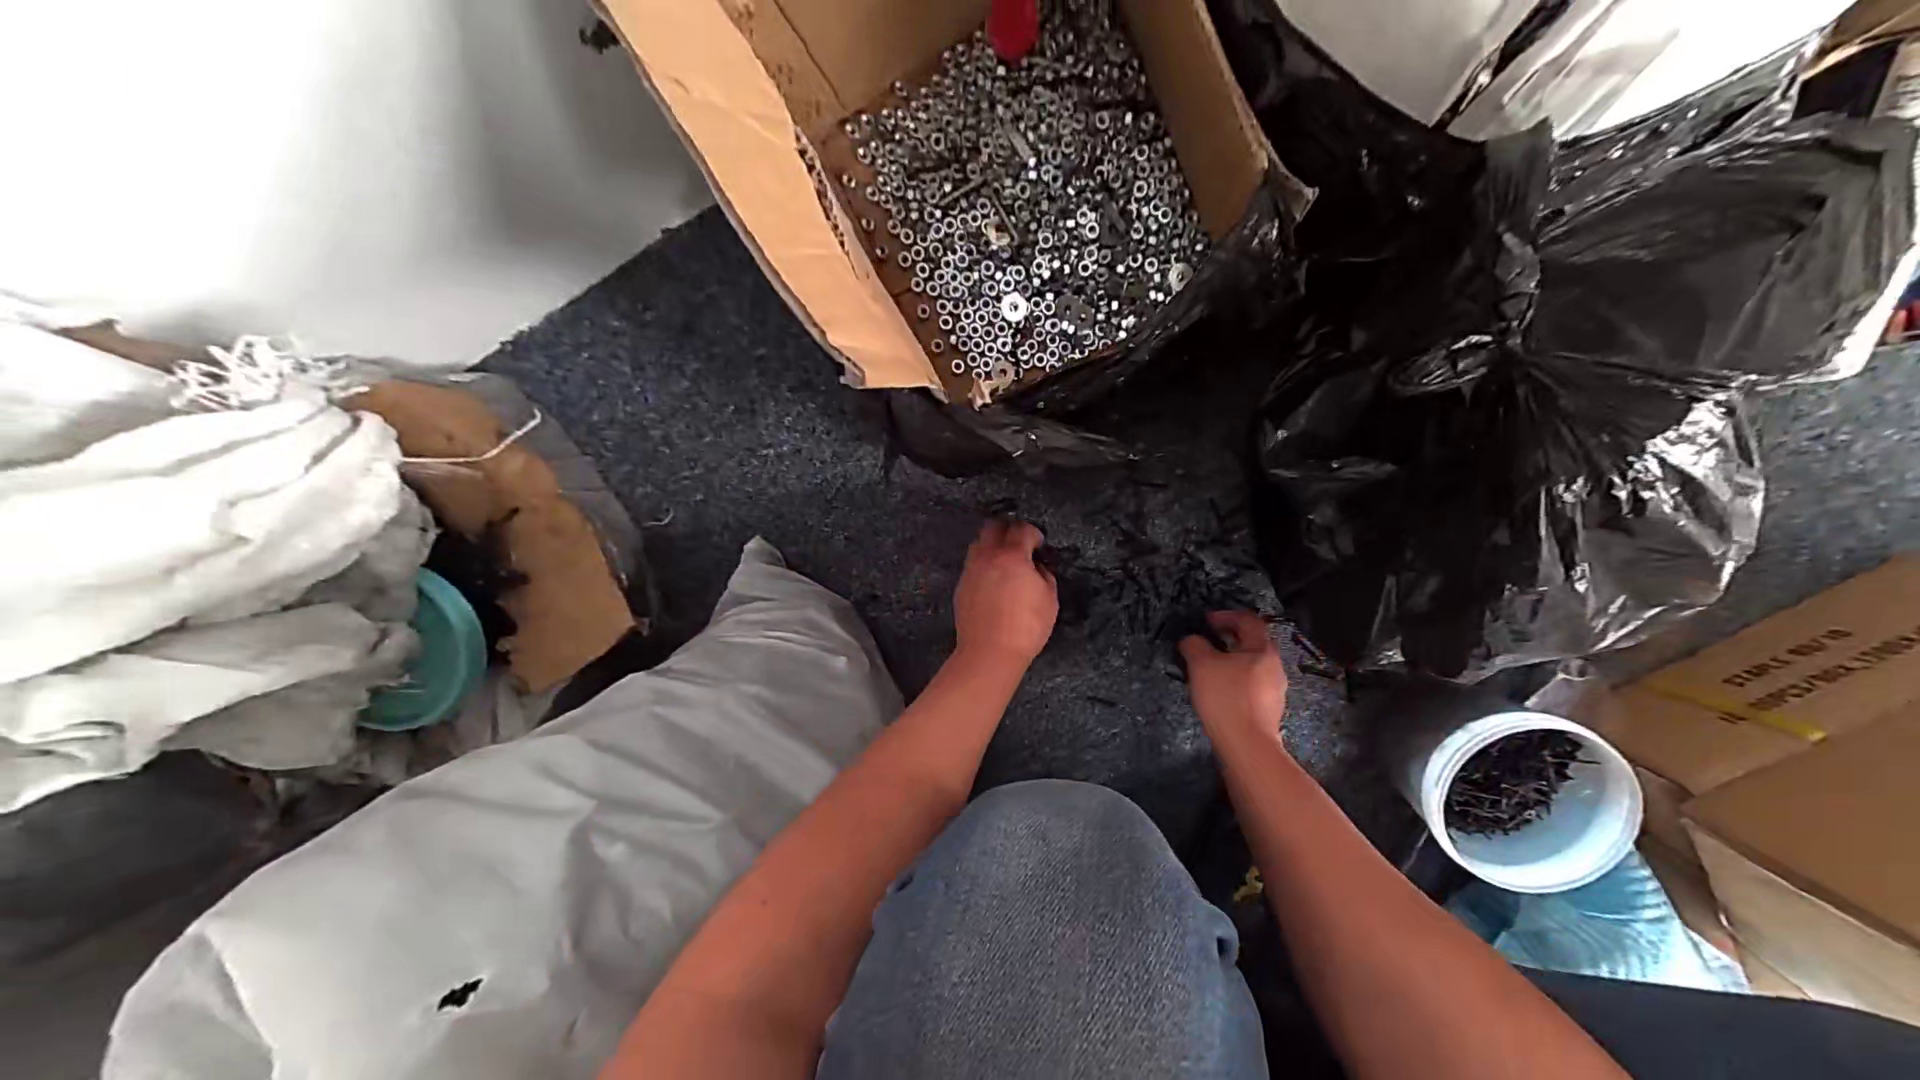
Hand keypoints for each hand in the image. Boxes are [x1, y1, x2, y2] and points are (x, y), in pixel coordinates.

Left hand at [953, 518, 1057, 668]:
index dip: (1033, 533)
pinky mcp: (961, 586)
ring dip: (992, 544)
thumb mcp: (1049, 600)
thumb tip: (1037, 568)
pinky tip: (993, 579)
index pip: (1022, 529)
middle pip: (993, 527)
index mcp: (1012, 556)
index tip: (1038, 542)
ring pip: (978, 543)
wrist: (989, 652)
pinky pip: (972, 565)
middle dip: (1009, 529)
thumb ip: (1044, 576)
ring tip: (1005, 559)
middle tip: (1020, 542)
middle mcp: (987, 557)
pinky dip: (983, 564)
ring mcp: (971, 571)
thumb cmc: (1025, 627)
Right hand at [1180, 611, 1287, 748]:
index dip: (1226, 615)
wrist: (1247, 745)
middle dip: (1229, 638)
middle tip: (1207, 642)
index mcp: (1262, 650)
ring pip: (1252, 666)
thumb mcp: (1201, 665)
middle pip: (1253, 643)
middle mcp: (1274, 666)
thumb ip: (1194, 645)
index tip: (1206, 620)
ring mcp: (1275, 690)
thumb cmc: (1226, 697)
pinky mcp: (1269, 709)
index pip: (1248, 620)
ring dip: (1232, 661)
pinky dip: (1235, 681)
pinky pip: (1251, 685)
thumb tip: (1192, 639)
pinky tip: (1219, 692)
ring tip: (1209, 668)